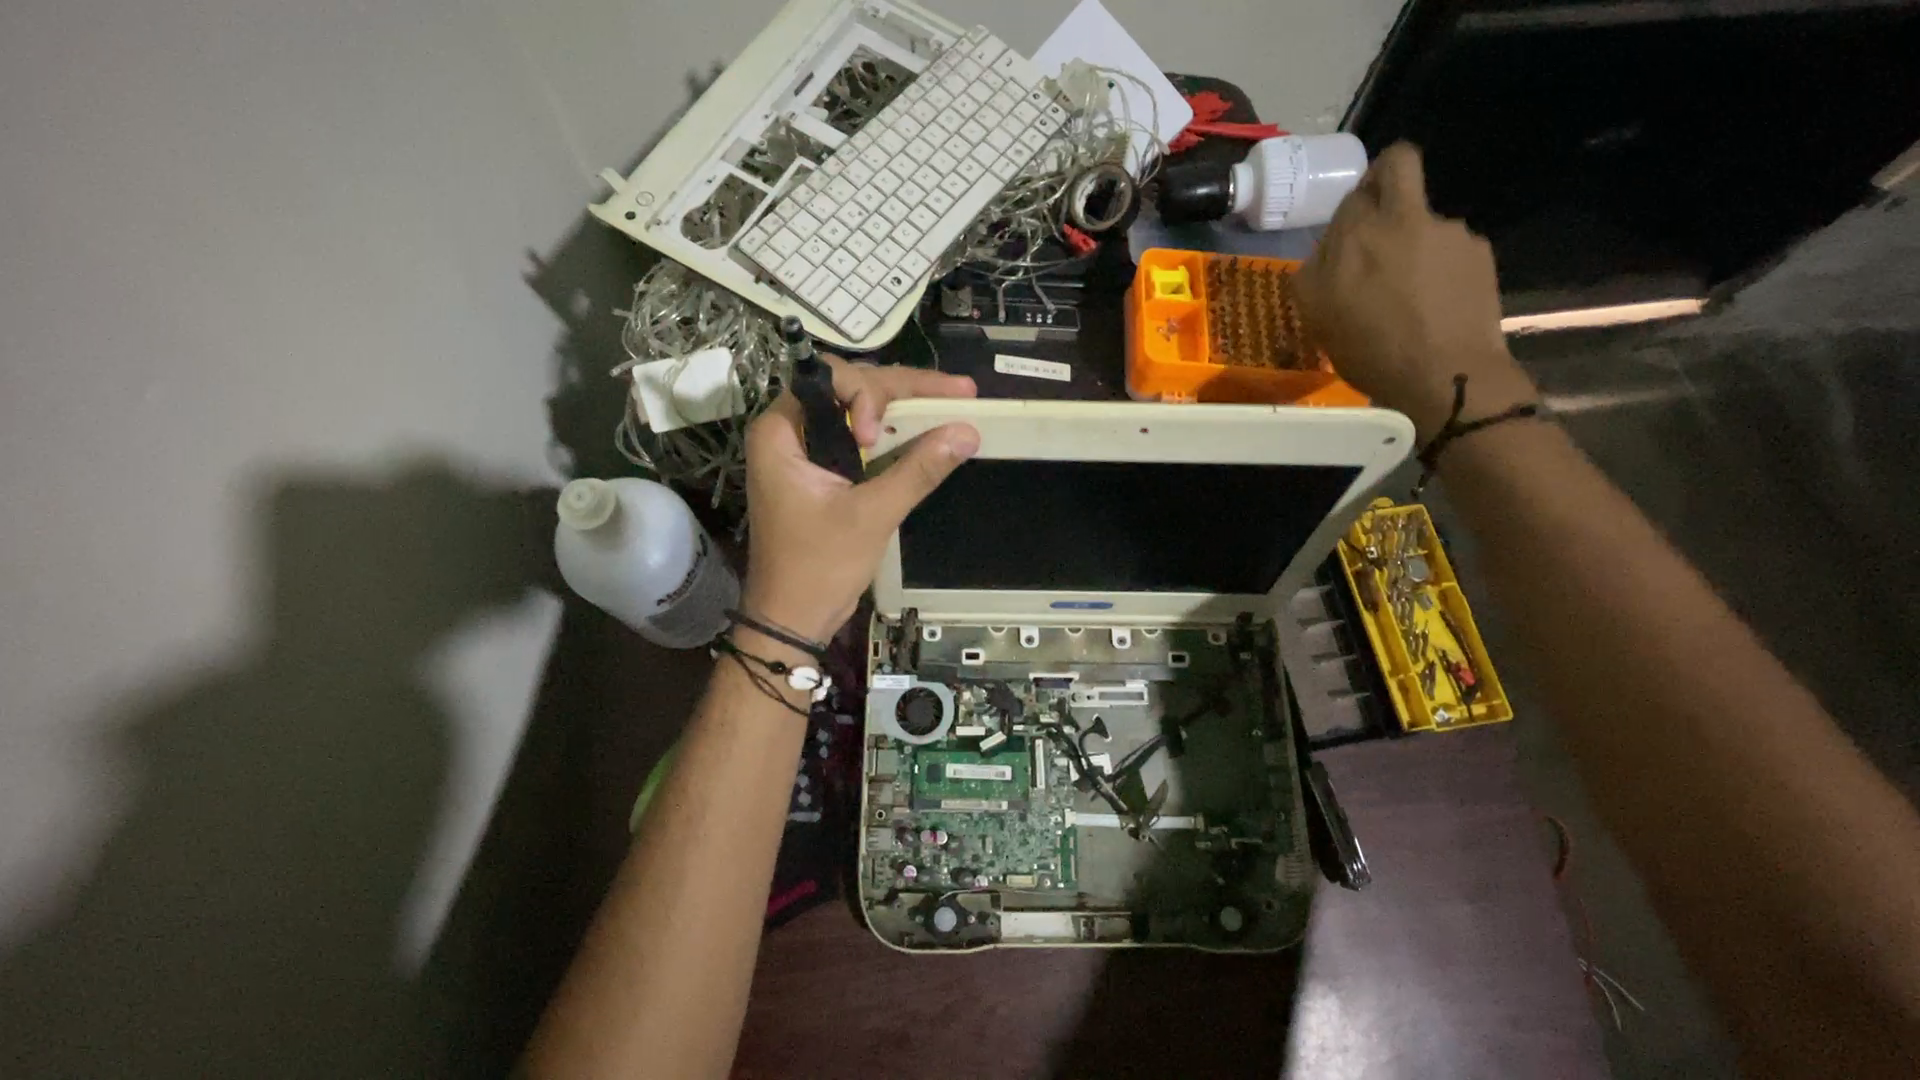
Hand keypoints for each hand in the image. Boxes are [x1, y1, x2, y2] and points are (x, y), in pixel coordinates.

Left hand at [740, 357, 978, 642]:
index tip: (875, 436)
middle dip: (904, 390)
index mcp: (780, 432)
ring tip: (953, 404)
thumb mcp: (871, 515)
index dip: (866, 395)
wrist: (792, 619)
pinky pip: (860, 441)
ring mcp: (805, 453)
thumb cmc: (818, 567)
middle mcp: (788, 432)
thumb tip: (967, 431)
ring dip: (904, 409)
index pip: (830, 378)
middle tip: (959, 392)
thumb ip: (917, 469)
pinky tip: (930, 433)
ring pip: (859, 412)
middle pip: (849, 389)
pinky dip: (894, 437)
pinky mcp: (822, 474)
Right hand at [1293, 142, 1537, 440]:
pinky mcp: (1479, 252)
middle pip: (1398, 163)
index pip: (1352, 195)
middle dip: (1386, 176)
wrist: (1444, 375)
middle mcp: (1404, 218)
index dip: (1347, 215)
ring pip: (1425, 218)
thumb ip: (1314, 271)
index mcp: (1357, 232)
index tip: (1345, 242)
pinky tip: (1436, 304)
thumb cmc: (1368, 350)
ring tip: (1409, 293)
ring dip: (1415, 241)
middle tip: (1380, 213)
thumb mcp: (1315, 316)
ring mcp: (1448, 232)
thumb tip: (1327, 251)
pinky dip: (1441, 268)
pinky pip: (1452, 249)